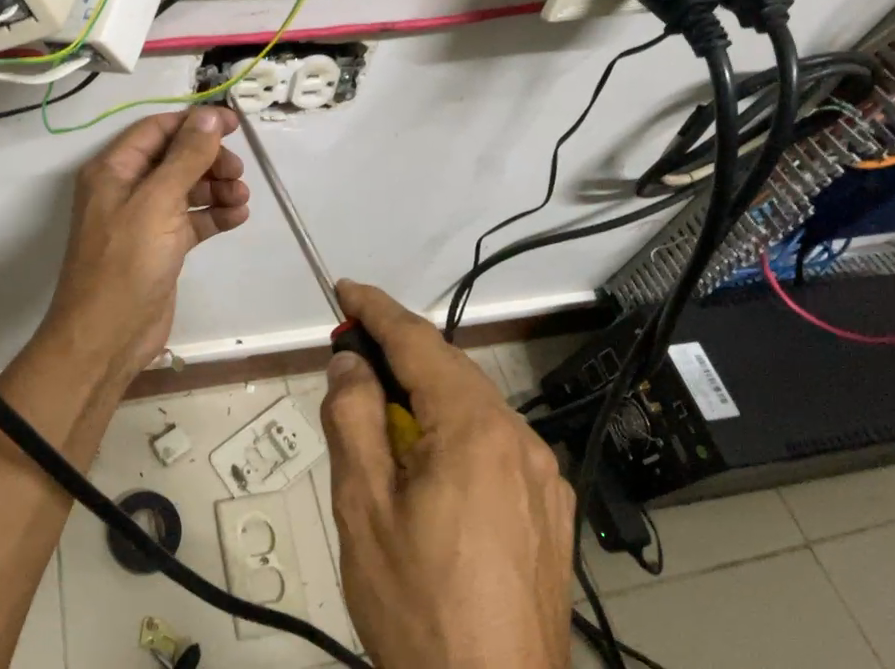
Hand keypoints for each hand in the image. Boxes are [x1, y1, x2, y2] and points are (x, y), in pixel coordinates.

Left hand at [48, 107, 249, 376]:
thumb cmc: (126, 264)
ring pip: (187, 189)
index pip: (156, 130)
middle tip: (238, 173)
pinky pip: (192, 220)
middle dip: (209, 160)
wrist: (107, 337)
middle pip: (175, 159)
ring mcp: (144, 220)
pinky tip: (237, 218)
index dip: (194, 123)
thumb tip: (210, 115)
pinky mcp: (161, 248)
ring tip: (242, 199)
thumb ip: (186, 157)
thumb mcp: (157, 203)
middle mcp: (126, 190)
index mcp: (113, 170)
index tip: (235, 125)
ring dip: (216, 188)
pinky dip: (214, 216)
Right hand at [321, 280, 575, 668]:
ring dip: (424, 399)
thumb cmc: (416, 604)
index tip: (344, 290)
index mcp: (476, 430)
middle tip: (348, 357)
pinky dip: (453, 436)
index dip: (377, 311)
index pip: (420, 344)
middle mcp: (521, 442)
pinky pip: (495, 450)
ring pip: (474, 412)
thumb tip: (352, 365)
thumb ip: (353, 419)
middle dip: (397, 355)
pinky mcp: (549, 515)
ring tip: (378, 418)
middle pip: (451, 373)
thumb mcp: (363, 507)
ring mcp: (543, 481)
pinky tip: (426, 469)